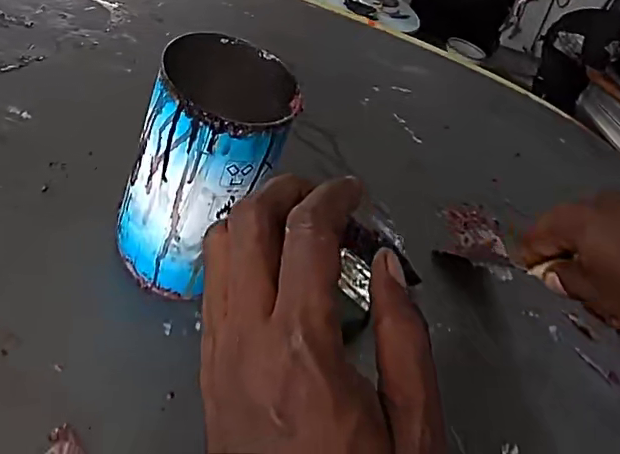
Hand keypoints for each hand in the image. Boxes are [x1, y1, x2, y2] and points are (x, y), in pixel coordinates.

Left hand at [201, 175, 442, 453]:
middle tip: (319, 193)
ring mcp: (218, 351)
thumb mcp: (412, 432)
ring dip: (255, 216)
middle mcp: (247, 340)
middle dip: (286, 190)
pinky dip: (237, 252)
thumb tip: (386, 264)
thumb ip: (404, 337)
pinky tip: (267, 264)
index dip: (332, 196)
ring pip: (220, 244)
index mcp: (302, 350)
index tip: (351, 190)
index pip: (306, 235)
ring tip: (292, 220)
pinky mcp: (207, 367)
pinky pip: (212, 283)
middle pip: (249, 222)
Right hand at [516, 192, 619, 347]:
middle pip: (566, 230)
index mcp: (576, 219)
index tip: (531, 275)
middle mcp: (597, 204)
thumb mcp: (604, 299)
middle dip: (566, 257)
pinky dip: (618, 252)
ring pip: (596, 232)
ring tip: (607, 290)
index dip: (532, 257)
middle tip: (571, 290)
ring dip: (594, 256)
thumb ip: (571, 284)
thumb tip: (554, 275)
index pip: (538, 235)